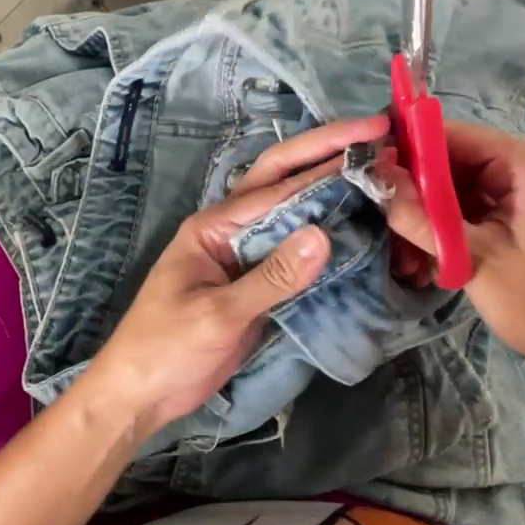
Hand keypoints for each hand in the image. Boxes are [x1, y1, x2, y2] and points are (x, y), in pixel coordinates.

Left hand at [75, 117, 391, 435]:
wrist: (142, 392)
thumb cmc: (166, 348)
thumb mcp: (218, 314)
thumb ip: (272, 277)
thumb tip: (324, 232)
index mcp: (212, 227)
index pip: (276, 188)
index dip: (324, 163)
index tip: (373, 140)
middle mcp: (229, 232)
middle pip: (280, 182)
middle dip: (326, 155)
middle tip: (380, 132)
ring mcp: (243, 258)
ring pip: (292, 215)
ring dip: (330, 192)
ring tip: (382, 172)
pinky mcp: (255, 286)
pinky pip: (295, 253)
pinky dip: (326, 239)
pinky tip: (361, 232)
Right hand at [378, 120, 524, 396]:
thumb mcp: (472, 259)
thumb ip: (420, 217)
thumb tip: (375, 175)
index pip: (454, 136)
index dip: (407, 149)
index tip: (369, 171)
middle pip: (455, 158)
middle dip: (417, 186)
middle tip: (380, 213)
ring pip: (460, 181)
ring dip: (428, 208)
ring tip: (401, 241)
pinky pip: (475, 199)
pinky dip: (448, 219)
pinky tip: (424, 245)